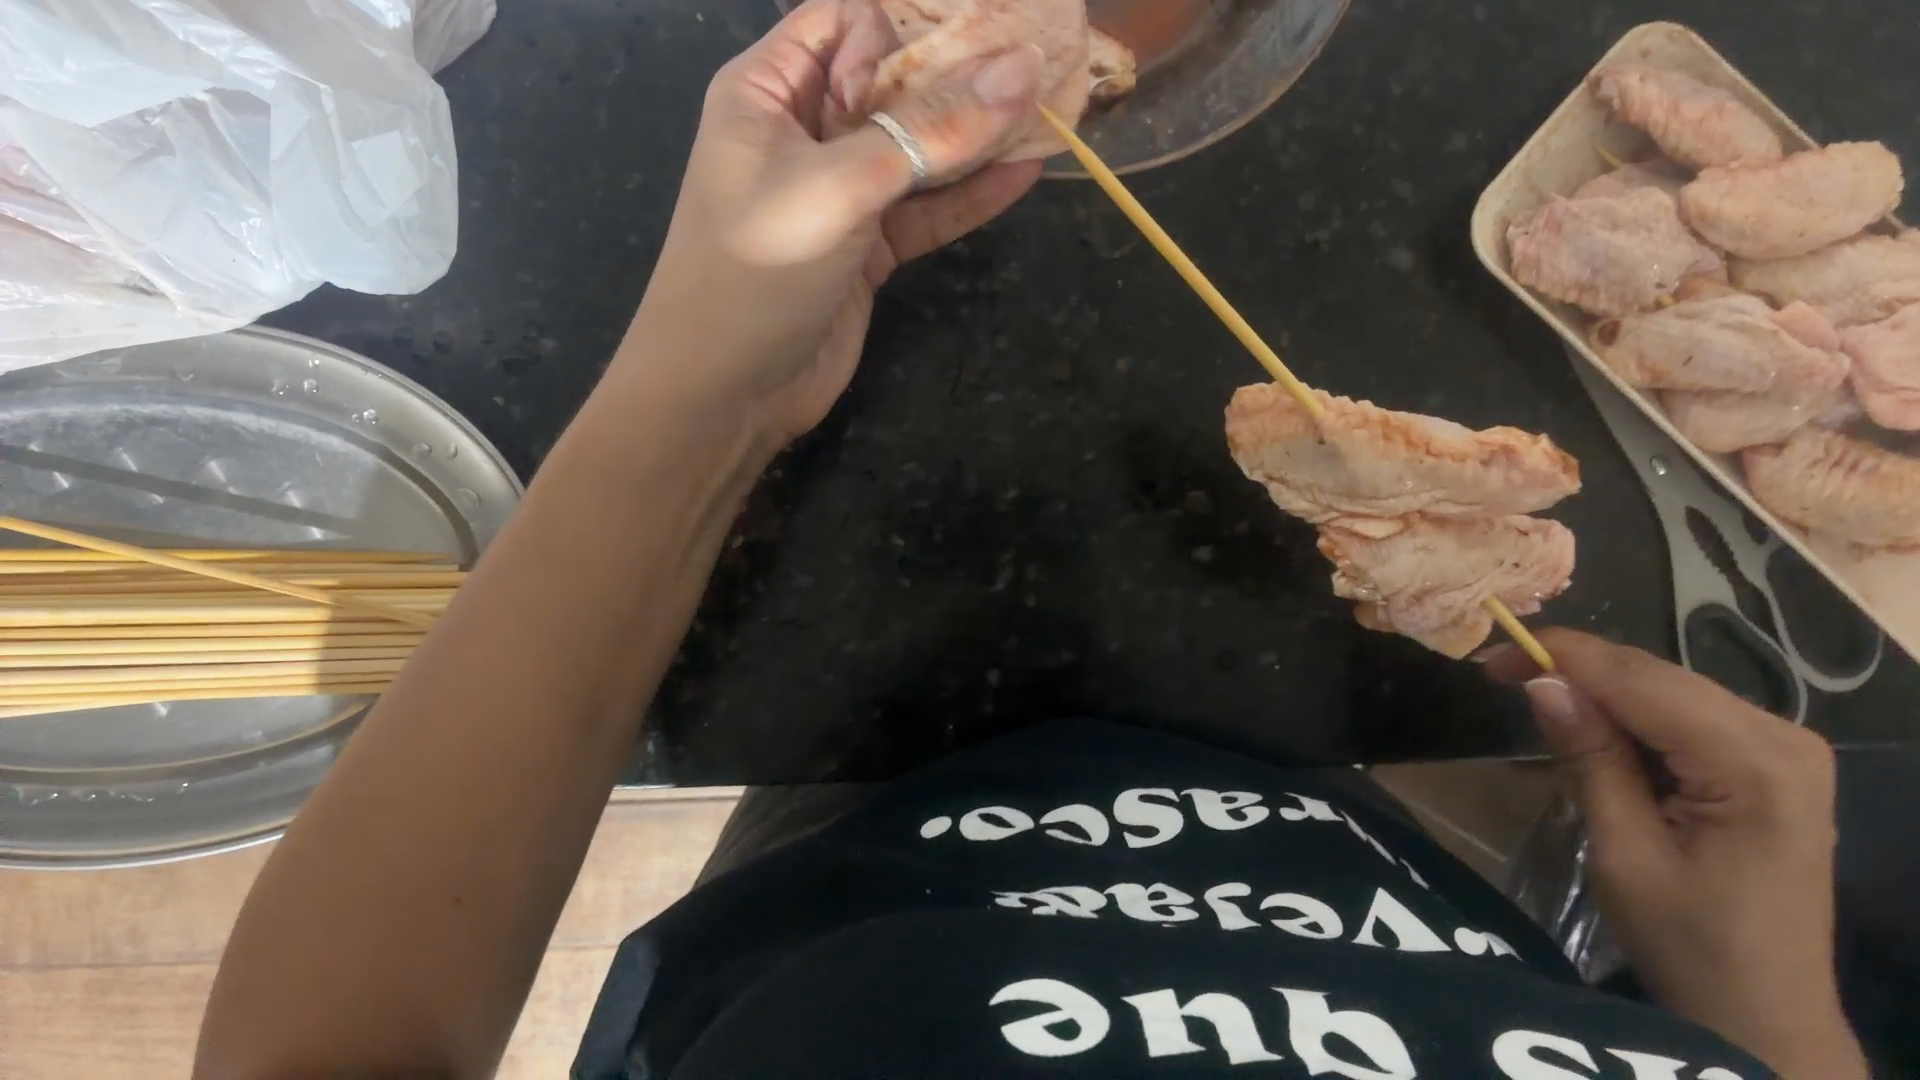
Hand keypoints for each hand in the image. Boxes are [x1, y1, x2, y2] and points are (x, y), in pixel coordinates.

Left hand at [623, 0, 1045, 447]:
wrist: (727, 392)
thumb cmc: (759, 271)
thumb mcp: (838, 187)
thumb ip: (926, 133)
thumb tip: (1019, 71)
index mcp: (769, 91)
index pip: (848, 22)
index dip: (912, 23)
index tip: (986, 29)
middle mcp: (804, 134)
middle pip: (891, 83)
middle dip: (958, 75)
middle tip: (1039, 62)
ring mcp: (840, 195)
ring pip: (916, 152)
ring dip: (975, 138)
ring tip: (1050, 111)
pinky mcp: (867, 251)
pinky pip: (925, 211)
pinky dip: (969, 197)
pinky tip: (1025, 174)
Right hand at [1485, 629, 1867, 1079]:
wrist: (1763, 1008)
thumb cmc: (1687, 939)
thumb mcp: (1622, 850)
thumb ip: (1590, 758)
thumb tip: (1541, 682)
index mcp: (1753, 763)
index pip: (1639, 680)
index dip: (1559, 655)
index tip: (1489, 658)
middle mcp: (1781, 736)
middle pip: (1655, 675)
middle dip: (1573, 665)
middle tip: (1498, 672)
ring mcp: (1782, 747)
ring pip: (1665, 686)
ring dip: (1595, 685)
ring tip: (1529, 692)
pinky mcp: (1768, 761)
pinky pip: (1682, 710)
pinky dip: (1626, 708)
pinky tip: (1587, 721)